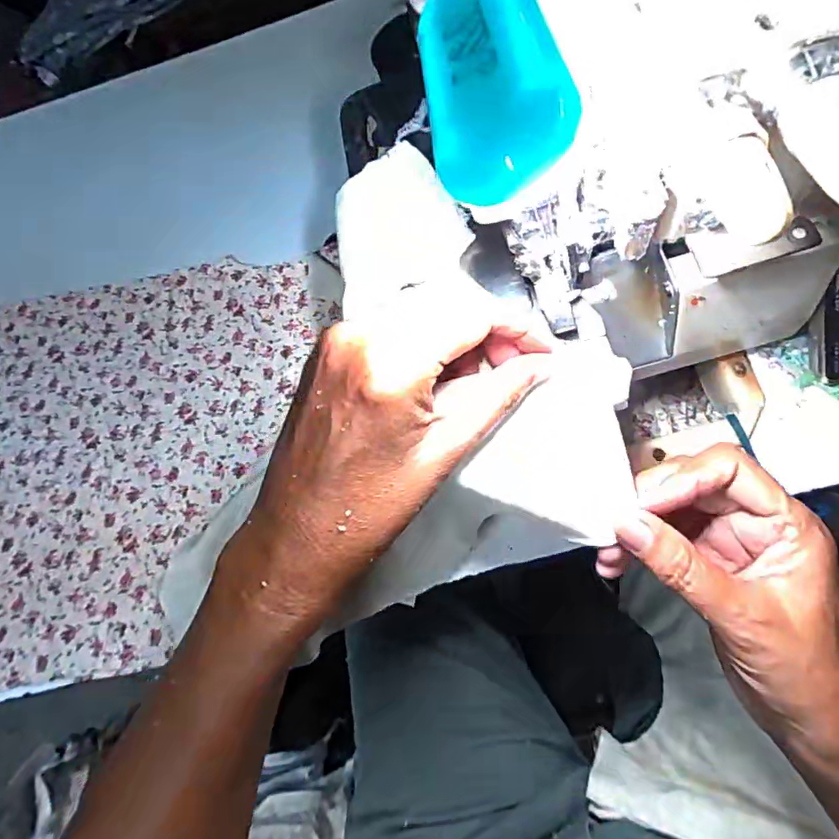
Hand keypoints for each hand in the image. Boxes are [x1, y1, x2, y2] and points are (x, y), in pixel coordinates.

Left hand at [219, 283, 552, 634]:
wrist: (297, 532)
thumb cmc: (370, 508)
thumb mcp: (445, 450)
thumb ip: (497, 394)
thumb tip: (540, 364)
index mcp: (389, 362)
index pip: (470, 315)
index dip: (516, 329)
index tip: (541, 351)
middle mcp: (358, 334)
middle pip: (446, 305)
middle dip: (487, 332)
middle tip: (512, 369)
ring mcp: (337, 335)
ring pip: (420, 311)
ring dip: (456, 335)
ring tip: (472, 379)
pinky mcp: (329, 344)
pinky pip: (391, 323)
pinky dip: (423, 339)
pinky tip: (435, 375)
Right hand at [597, 445, 838, 761]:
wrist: (817, 728)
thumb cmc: (810, 676)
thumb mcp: (742, 616)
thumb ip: (682, 567)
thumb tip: (632, 526)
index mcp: (788, 523)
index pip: (730, 470)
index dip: (684, 477)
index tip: (645, 502)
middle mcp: (759, 524)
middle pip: (696, 484)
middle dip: (653, 500)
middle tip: (618, 519)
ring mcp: (733, 543)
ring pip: (676, 511)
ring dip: (640, 524)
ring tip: (611, 545)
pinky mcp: (711, 563)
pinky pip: (668, 541)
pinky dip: (642, 547)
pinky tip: (618, 560)